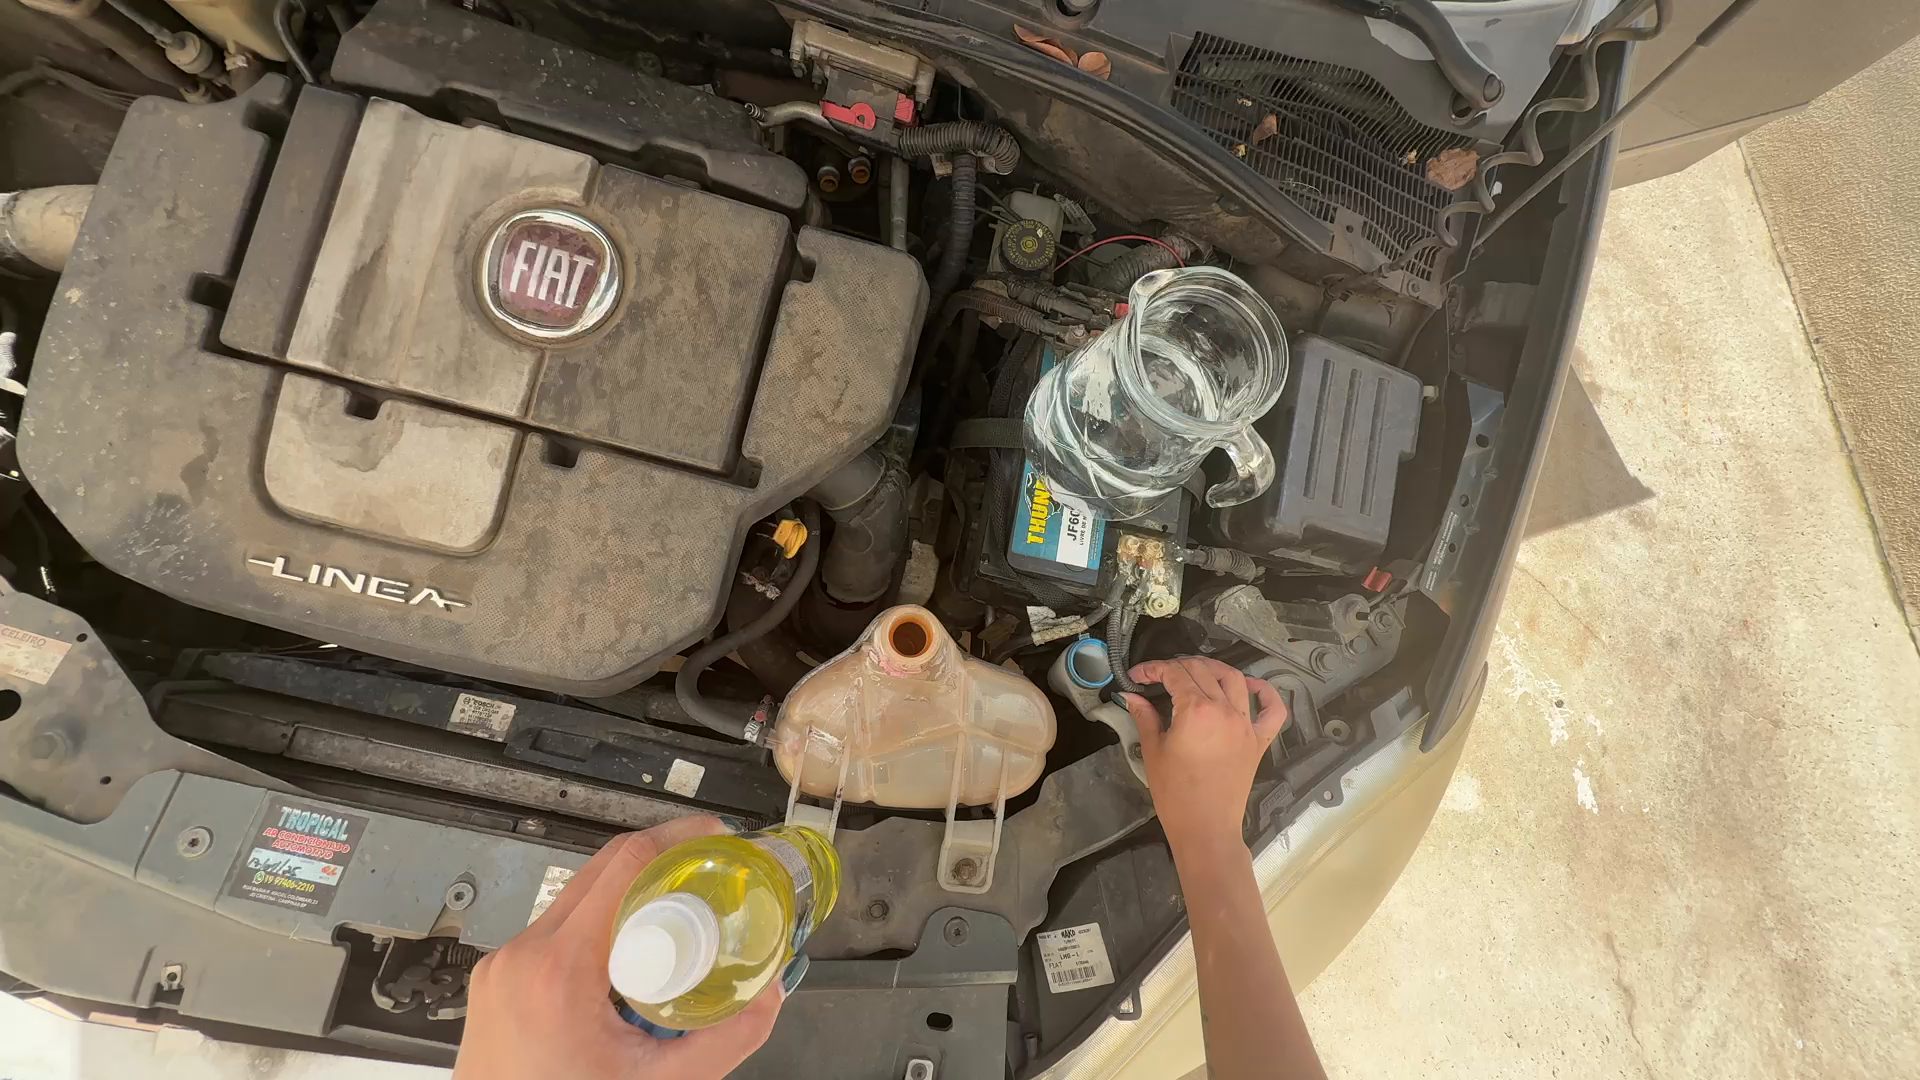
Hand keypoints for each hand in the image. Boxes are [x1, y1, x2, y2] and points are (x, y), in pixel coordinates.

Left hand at [454, 817, 782, 1079]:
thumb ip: (726, 1038)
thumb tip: (771, 993)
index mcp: (557, 971)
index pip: (626, 863)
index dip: (677, 837)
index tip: (715, 838)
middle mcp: (521, 957)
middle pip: (605, 868)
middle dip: (664, 859)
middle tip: (708, 872)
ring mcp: (502, 968)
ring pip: (582, 894)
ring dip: (633, 891)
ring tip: (678, 913)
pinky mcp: (498, 983)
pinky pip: (561, 925)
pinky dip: (605, 921)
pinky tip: (634, 952)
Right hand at [1122, 656, 1286, 850]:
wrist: (1205, 828)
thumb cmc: (1175, 793)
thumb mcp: (1152, 751)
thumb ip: (1144, 716)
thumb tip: (1131, 696)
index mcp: (1196, 710)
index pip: (1173, 674)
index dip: (1152, 669)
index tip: (1137, 677)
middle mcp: (1224, 710)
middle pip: (1201, 670)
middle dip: (1176, 666)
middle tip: (1157, 676)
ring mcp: (1245, 724)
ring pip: (1234, 679)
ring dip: (1212, 668)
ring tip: (1194, 671)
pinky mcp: (1258, 741)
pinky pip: (1272, 710)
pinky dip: (1266, 693)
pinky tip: (1251, 686)